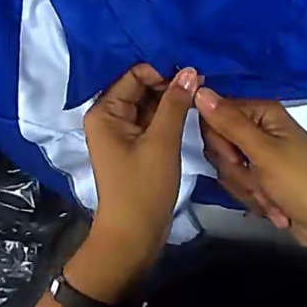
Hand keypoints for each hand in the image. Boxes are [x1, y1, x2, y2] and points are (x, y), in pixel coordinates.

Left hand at [69, 64, 197, 301]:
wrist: (133, 237)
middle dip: (168, 84)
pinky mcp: (133, 144)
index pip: (134, 75)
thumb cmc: (142, 188)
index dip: (161, 72)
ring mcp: (121, 131)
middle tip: (202, 84)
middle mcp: (108, 115)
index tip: (192, 76)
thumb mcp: (161, 142)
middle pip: (140, 87)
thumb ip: (175, 104)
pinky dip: (168, 115)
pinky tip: (190, 110)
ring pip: (148, 103)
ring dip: (171, 99)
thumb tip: (189, 70)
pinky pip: (150, 120)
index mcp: (104, 110)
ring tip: (201, 94)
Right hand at [196, 89, 306, 248]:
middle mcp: (258, 129)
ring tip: (272, 197)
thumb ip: (228, 122)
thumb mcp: (263, 152)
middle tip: (258, 179)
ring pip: (226, 169)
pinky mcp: (262, 179)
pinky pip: (239, 184)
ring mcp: (260, 156)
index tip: (236, 157)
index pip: (213, 115)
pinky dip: (254, 199)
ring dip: (246, 188)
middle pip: (218, 144)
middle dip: (235, 169)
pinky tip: (275, 207)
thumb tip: (198, 89)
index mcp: (261, 113)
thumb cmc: (304, 183)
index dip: (218, 140)